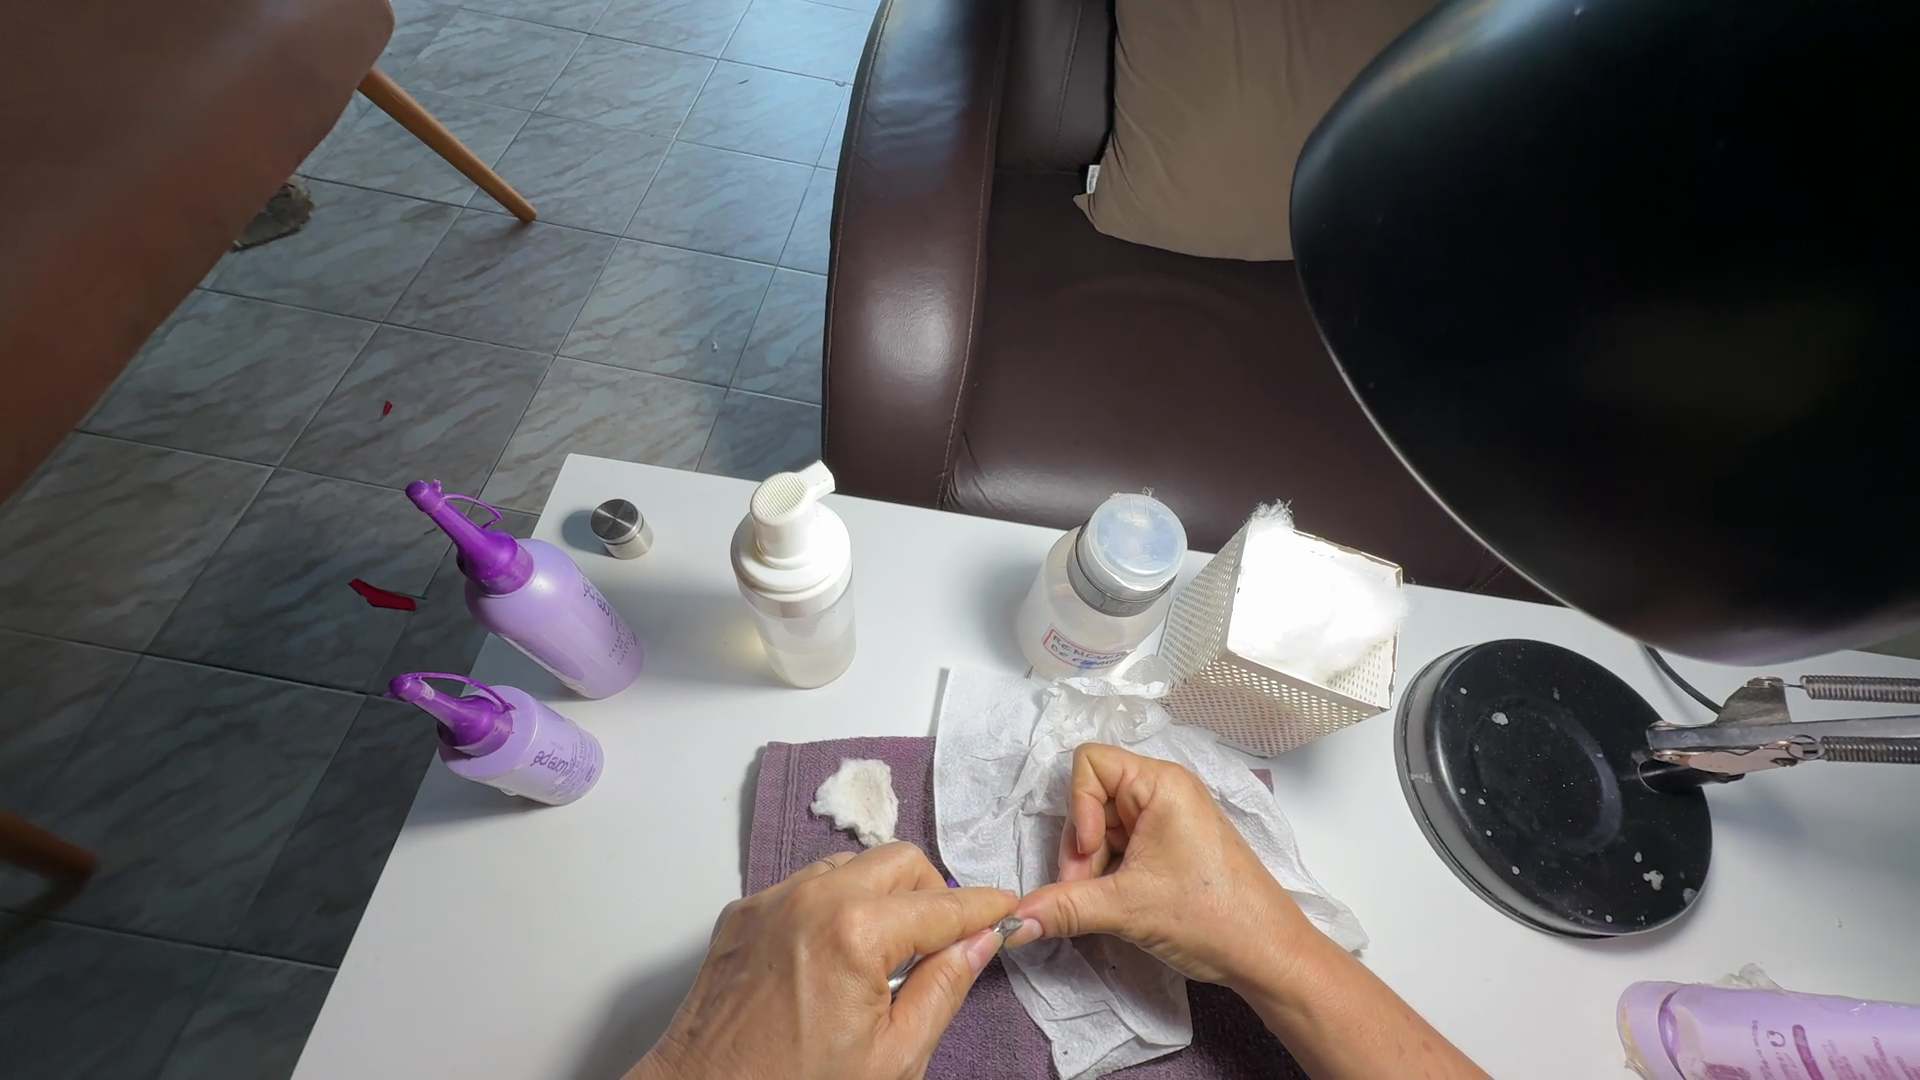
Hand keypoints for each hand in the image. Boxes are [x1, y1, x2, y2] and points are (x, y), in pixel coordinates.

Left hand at [629, 842, 1022, 1079]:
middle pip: (900, 861)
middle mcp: (812, 898)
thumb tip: (980, 942)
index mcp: (856, 933)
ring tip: (884, 950)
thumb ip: (944, 987)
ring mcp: (772, 899)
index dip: (982, 907)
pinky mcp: (744, 911)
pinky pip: (807, 884)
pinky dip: (835, 904)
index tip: (1004, 907)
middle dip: (931, 892)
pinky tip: (834, 952)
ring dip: (881, 894)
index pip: (941, 905)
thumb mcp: (892, 1061)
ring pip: (853, 865)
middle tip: (941, 940)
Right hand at [1012, 744, 1313, 989]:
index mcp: (1160, 782)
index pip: (1089, 762)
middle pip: (1092, 797)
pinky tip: (1120, 901)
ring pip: (1103, 823)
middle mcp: (1163, 789)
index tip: (1092, 851)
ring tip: (1106, 903)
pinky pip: (1121, 841)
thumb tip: (1014, 920)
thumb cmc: (1211, 917)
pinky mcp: (1170, 841)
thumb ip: (1064, 906)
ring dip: (1093, 863)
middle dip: (1081, 846)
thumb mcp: (1128, 908)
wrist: (1272, 959)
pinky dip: (1110, 870)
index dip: (1079, 805)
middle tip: (1087, 891)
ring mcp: (1167, 815)